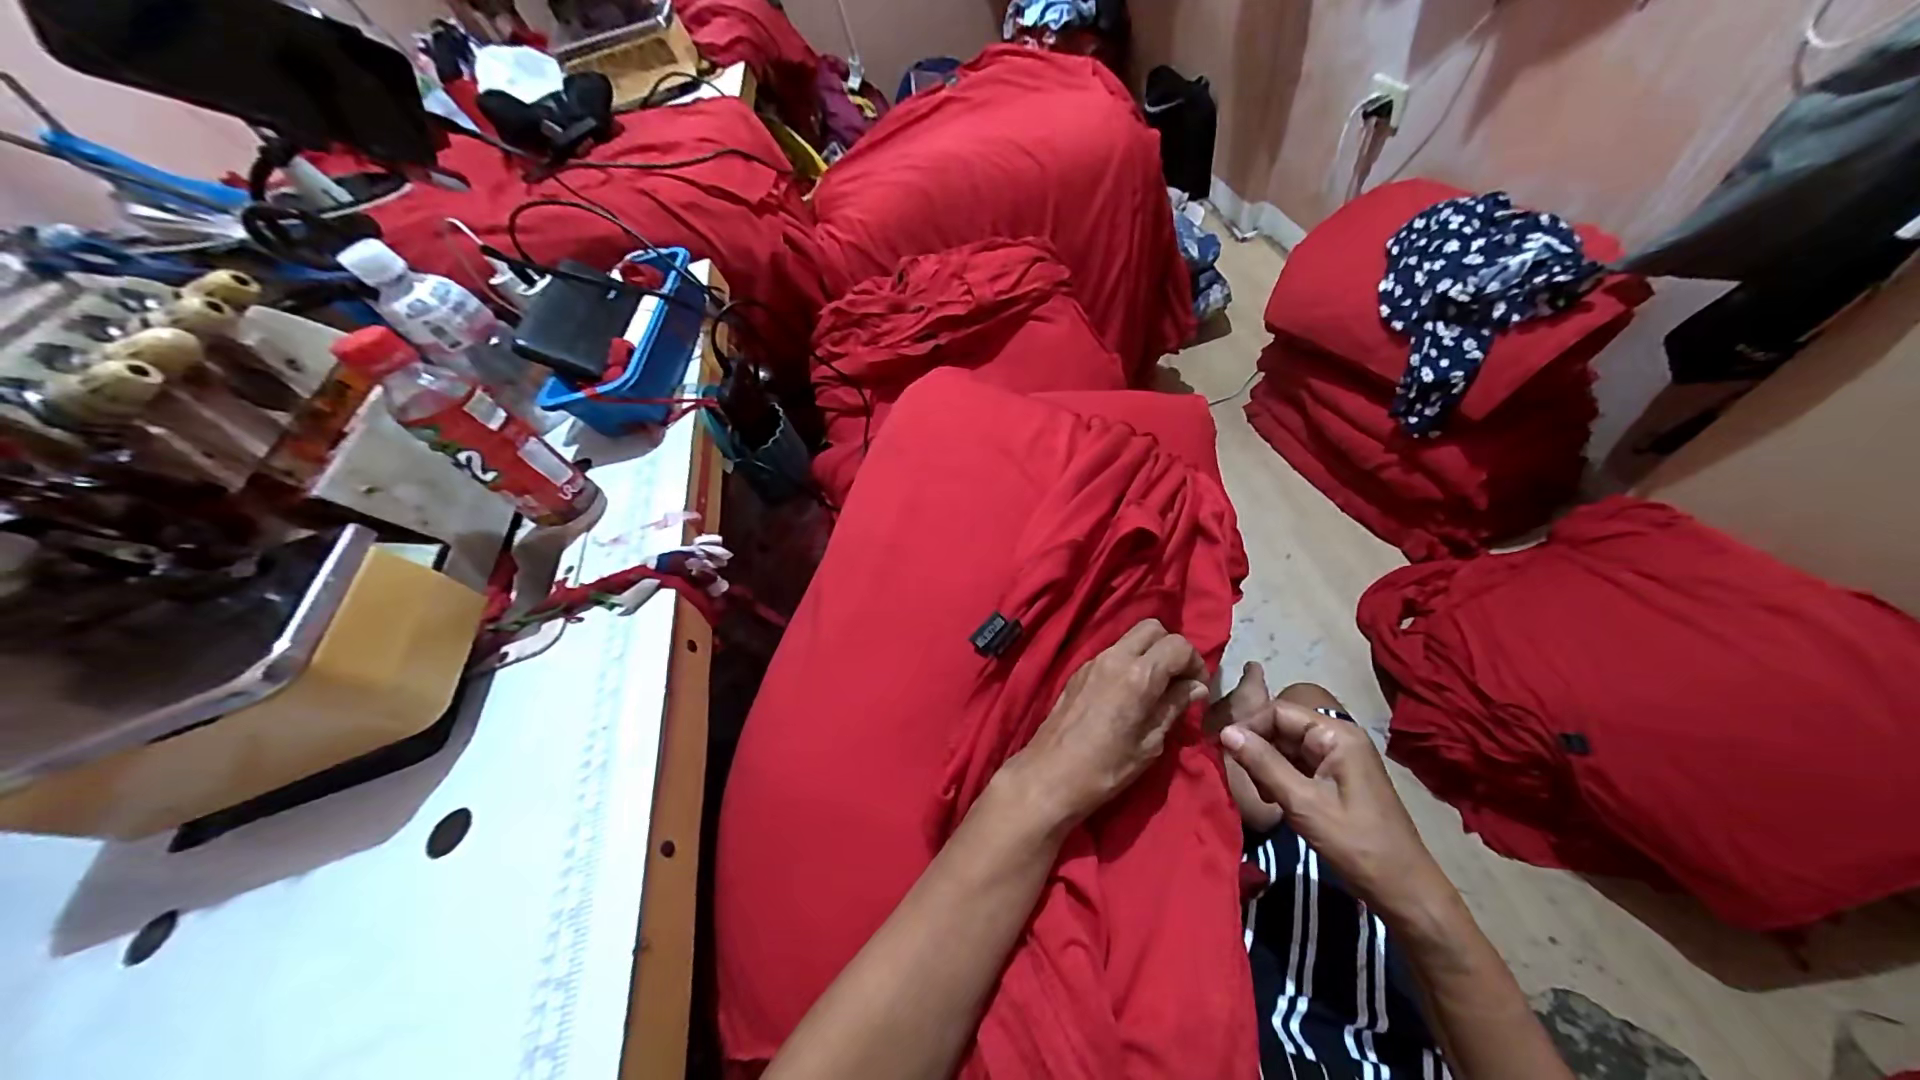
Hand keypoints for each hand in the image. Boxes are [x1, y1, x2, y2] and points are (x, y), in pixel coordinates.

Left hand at [1002, 619, 1209, 828]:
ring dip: (1149, 654)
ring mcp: (1092, 662)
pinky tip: (1129, 694)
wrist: (1049, 775)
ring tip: (1156, 688)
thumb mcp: (1150, 744)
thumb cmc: (1105, 768)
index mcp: (1137, 675)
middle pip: (1152, 628)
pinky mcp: (1078, 672)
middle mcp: (1114, 658)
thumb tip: (1195, 687)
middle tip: (1178, 681)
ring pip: (1130, 638)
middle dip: (1172, 648)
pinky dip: (1128, 662)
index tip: (1197, 689)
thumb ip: (1173, 707)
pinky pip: (1112, 653)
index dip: (1195, 664)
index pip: (1178, 645)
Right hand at [1219, 702, 1453, 922]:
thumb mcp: (1303, 803)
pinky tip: (1274, 800)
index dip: (1249, 727)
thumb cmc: (1355, 844)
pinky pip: (1296, 765)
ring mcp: (1338, 759)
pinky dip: (1279, 778)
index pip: (1279, 711)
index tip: (1223, 751)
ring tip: (1262, 794)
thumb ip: (1263, 763)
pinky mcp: (1335, 779)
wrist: (1403, 890)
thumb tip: (1225, 732)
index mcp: (1337, 735)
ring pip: (1285, 747)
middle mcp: (1338, 738)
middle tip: (1245, 780)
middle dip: (1258, 749)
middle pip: (1282, 727)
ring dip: (1266, 766)